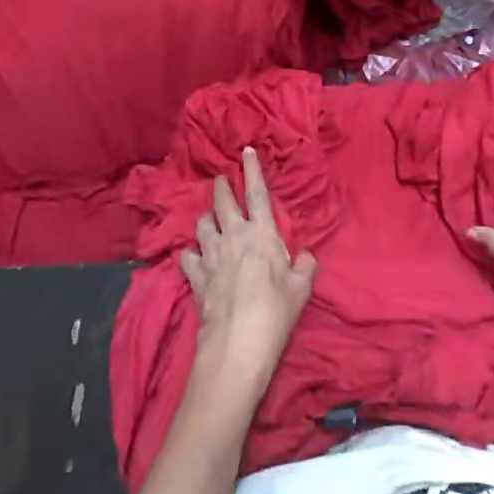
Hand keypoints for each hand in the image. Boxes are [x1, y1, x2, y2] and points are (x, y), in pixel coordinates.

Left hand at [181, 148, 316, 385]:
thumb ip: (305, 265)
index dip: (252, 170)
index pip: (257, 193)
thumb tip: (305, 256)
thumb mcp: (302, 287)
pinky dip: (191, 252)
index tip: (246, 151)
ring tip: (210, 218)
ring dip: (207, 218)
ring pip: (202, 224)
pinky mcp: (195, 276)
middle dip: (222, 187)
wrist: (238, 341)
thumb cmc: (276, 310)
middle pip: (223, 202)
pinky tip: (194, 255)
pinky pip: (188, 255)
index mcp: (262, 233)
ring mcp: (210, 255)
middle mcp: (233, 236)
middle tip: (222, 180)